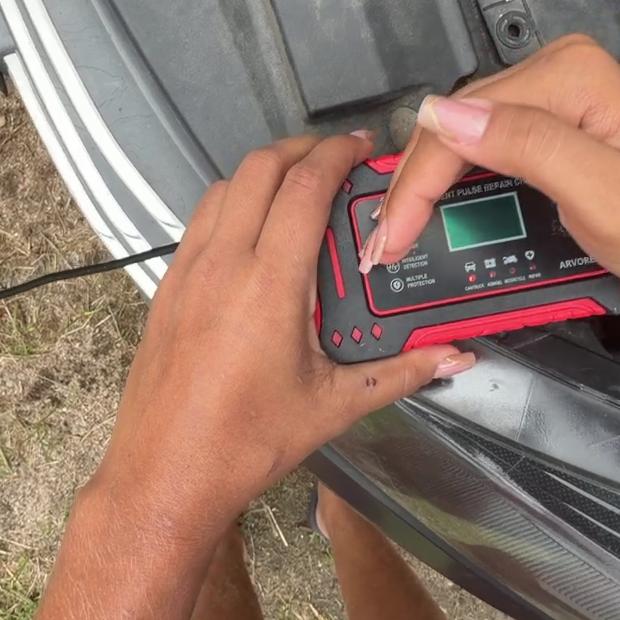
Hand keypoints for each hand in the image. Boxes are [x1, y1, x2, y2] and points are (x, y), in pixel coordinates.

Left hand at [94, 132, 476, 535]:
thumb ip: (400, 371)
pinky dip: (234, 200)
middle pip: (260, 168)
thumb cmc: (246, 442)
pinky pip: (202, 218)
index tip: (360, 147)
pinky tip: (256, 229)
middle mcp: (223, 263)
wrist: (164, 473)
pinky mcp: (167, 284)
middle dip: (302, 148)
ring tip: (299, 184)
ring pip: (225, 186)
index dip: (336, 154)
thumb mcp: (333, 406)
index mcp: (269, 284)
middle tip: (337, 157)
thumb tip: (454, 355)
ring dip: (264, 171)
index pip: (304, 188)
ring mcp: (187, 270)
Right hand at [366, 35, 619, 307]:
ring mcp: (551, 93)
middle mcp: (556, 71)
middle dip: (411, 183)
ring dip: (424, 181)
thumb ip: (529, 146)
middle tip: (386, 240)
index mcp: (570, 76)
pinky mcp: (549, 120)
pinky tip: (433, 201)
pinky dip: (451, 177)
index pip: (461, 121)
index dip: (418, 182)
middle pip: (452, 122)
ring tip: (399, 226)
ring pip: (458, 132)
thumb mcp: (608, 194)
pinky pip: (480, 142)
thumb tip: (444, 114)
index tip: (393, 236)